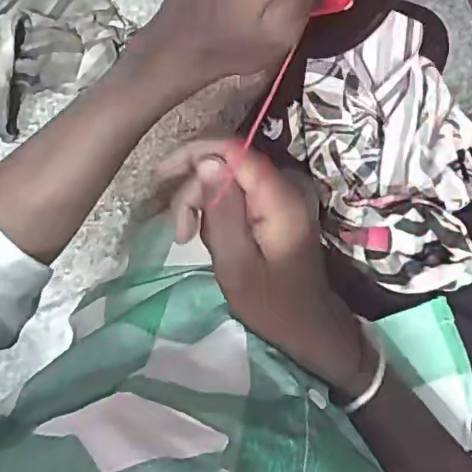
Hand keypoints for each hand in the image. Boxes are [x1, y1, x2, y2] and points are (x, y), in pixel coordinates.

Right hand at [157, 140, 374, 395]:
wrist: (308, 322)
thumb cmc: (270, 303)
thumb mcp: (235, 265)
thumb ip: (221, 211)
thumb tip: (205, 162)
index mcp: (281, 197)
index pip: (233, 149)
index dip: (194, 152)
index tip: (163, 176)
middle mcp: (289, 182)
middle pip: (228, 159)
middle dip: (195, 188)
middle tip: (182, 232)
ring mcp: (288, 187)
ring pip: (230, 171)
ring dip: (203, 198)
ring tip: (193, 237)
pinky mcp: (282, 196)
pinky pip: (241, 183)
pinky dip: (219, 202)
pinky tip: (212, 232)